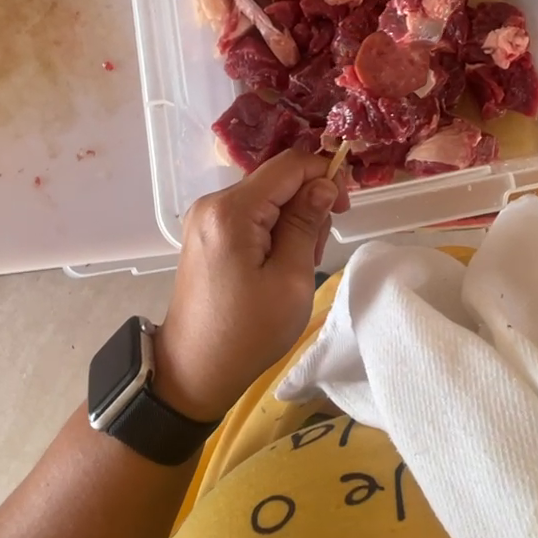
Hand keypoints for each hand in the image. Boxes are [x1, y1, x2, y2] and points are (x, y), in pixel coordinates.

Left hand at [153, 149, 349, 421]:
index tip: (344, 206)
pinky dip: (273, 227)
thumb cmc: (247, 333)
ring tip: (296, 263)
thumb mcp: (290, 280)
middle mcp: (213, 202)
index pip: (289, 165)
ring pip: (267, 195)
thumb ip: (307, 223)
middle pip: (277, 179)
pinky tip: (279, 260)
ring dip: (292, 218)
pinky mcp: (207, 231)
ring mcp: (206, 216)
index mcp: (232, 210)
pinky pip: (251, 212)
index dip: (324, 174)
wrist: (192, 372)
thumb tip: (324, 183)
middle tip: (316, 248)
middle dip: (307, 202)